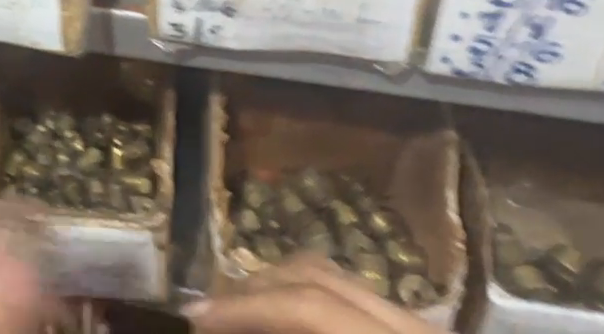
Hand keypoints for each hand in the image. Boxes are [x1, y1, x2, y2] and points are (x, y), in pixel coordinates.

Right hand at [185, 257, 444, 333]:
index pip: (310, 306)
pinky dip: (301, 304)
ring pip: (328, 277)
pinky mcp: (410, 330)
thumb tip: (216, 330)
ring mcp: (413, 324)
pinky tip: (274, 326)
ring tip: (232, 317)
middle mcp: (409, 324)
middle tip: (203, 317)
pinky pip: (345, 299)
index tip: (191, 318)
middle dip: (250, 292)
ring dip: (271, 291)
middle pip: (314, 275)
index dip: (242, 307)